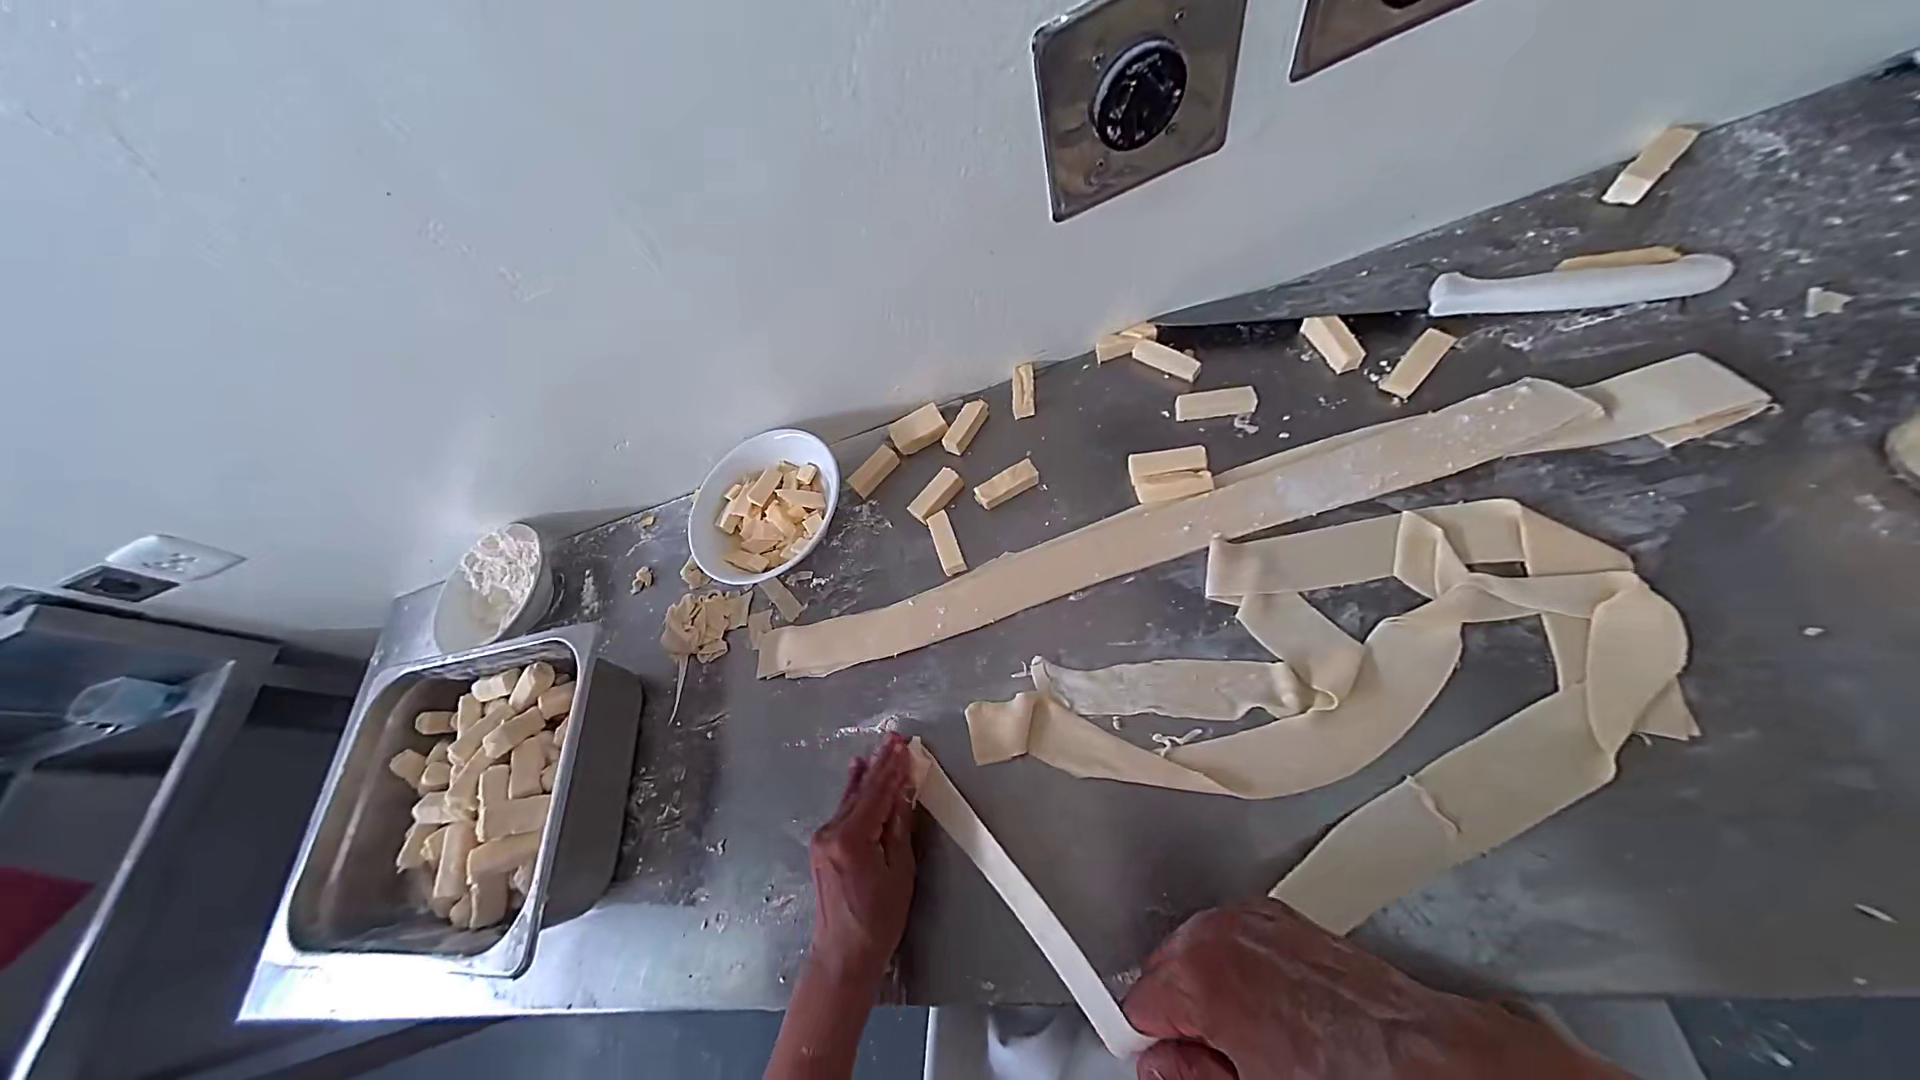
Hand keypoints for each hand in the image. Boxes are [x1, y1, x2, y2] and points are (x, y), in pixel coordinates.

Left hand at [807, 733, 915, 982]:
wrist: (843, 955)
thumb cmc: (879, 919)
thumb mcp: (900, 871)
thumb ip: (898, 827)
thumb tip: (902, 792)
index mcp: (852, 838)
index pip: (878, 793)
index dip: (893, 768)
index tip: (905, 745)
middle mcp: (831, 831)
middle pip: (863, 790)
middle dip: (881, 763)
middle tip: (895, 737)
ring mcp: (823, 838)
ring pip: (852, 798)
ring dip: (869, 774)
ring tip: (881, 748)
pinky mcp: (822, 845)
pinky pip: (843, 810)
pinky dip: (855, 791)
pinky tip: (857, 772)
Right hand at [1124, 899, 1630, 1079]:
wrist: (1426, 1062)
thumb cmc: (1346, 1079)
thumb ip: (1185, 1078)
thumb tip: (1164, 1069)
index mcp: (1195, 972)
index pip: (1134, 1006)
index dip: (1150, 1044)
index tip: (1166, 1062)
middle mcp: (1216, 930)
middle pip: (1164, 973)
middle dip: (1182, 1017)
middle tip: (1224, 1062)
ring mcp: (1248, 918)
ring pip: (1197, 954)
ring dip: (1211, 993)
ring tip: (1261, 1041)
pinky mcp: (1276, 916)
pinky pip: (1234, 942)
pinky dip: (1241, 971)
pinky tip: (1277, 1013)